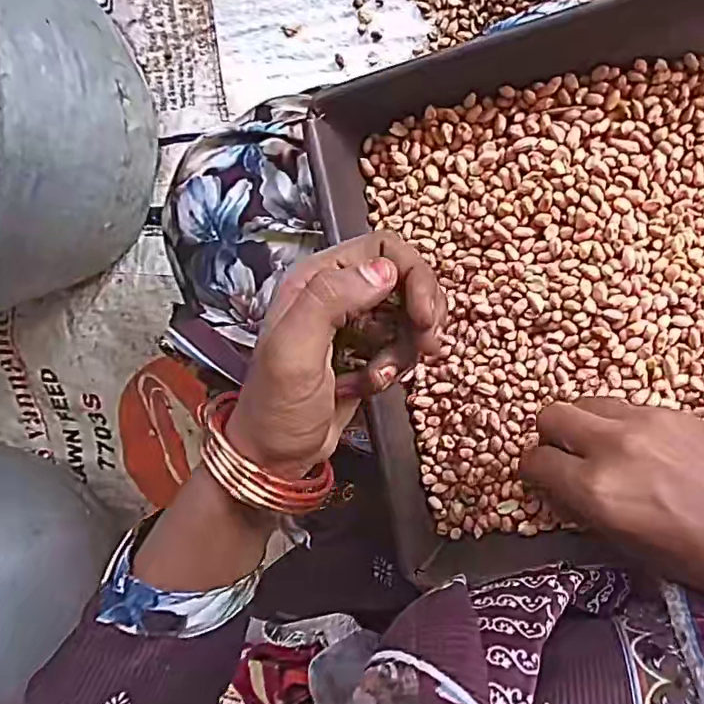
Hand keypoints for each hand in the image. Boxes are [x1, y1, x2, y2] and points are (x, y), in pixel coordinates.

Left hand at [228, 232, 446, 476]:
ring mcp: (355, 321)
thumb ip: (330, 300)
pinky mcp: (368, 349)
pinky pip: (405, 343)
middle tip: (427, 345)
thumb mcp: (293, 351)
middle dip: (422, 312)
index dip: (413, 275)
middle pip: (406, 277)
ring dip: (408, 347)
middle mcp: (338, 291)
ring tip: (381, 376)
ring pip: (411, 313)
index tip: (424, 316)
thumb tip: (385, 271)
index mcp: (317, 278)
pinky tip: (371, 385)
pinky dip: (398, 365)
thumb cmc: (277, 406)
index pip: (383, 248)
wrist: (275, 456)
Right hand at [518, 398, 703, 605]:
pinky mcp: (669, 409)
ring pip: (583, 402)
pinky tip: (636, 446)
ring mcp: (641, 421)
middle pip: (551, 415)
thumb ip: (589, 510)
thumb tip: (565, 489)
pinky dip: (613, 421)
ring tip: (600, 449)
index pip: (536, 462)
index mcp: (598, 490)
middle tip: (566, 459)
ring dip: (580, 423)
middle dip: (550, 438)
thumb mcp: (635, 548)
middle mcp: (611, 446)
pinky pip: (620, 405)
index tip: (543, 480)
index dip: (535, 472)